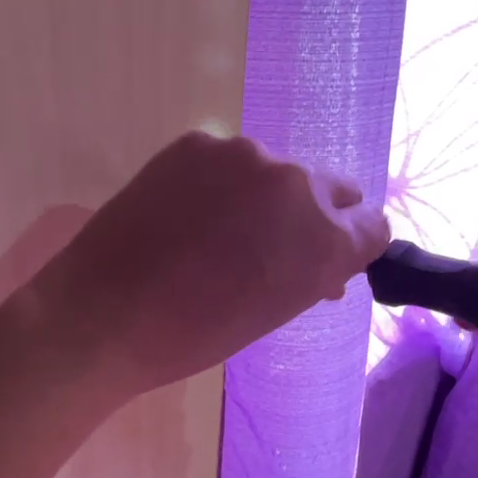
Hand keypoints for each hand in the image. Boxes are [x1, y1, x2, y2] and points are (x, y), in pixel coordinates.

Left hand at [35, 132, 389, 391]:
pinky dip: (219, 184)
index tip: (329, 262)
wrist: (104, 315)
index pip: (373, 227)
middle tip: (273, 248)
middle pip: (332, 189)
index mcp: (325, 240)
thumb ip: (309, 278)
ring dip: (263, 197)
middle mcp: (297, 185)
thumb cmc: (193, 336)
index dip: (353, 246)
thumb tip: (323, 267)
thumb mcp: (270, 315)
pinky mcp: (197, 141)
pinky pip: (228, 160)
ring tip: (217, 235)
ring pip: (276, 173)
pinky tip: (187, 214)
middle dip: (315, 217)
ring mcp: (244, 155)